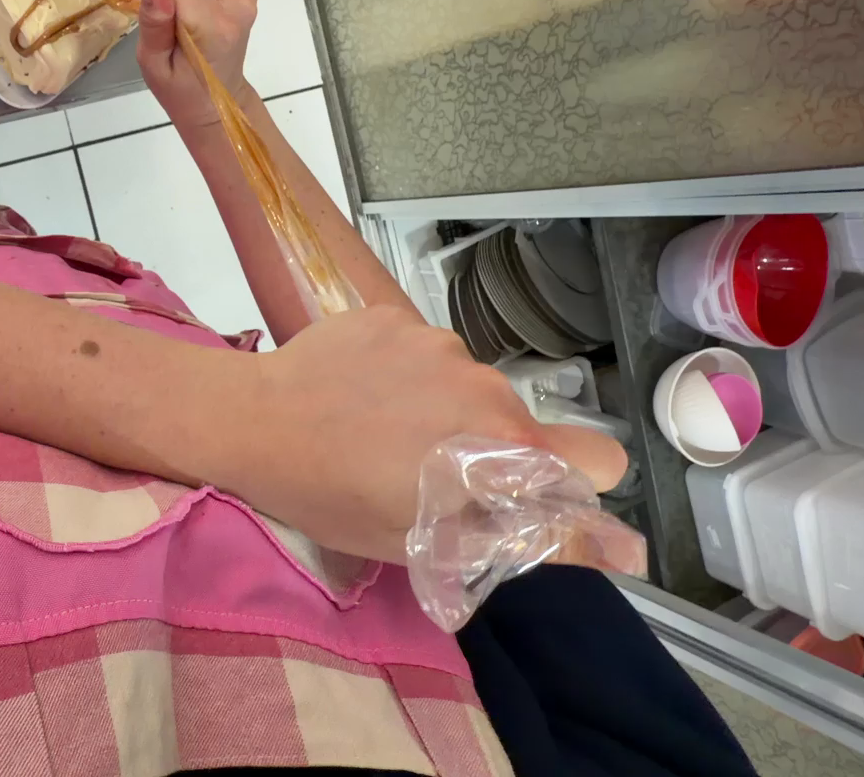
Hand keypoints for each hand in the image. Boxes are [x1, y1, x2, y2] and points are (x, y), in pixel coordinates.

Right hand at [136, 0, 259, 127]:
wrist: (216, 98)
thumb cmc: (180, 87)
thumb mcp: (153, 64)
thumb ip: (153, 22)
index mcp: (215, 28)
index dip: (161, 0)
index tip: (164, 28)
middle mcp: (238, 5)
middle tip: (175, 30)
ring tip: (187, 25)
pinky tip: (199, 16)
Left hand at [227, 305, 627, 563]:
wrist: (250, 420)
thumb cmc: (327, 493)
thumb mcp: (420, 540)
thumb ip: (516, 538)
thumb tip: (614, 549)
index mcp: (498, 443)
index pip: (598, 458)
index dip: (567, 481)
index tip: (516, 490)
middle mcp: (481, 382)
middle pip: (517, 417)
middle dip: (485, 442)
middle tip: (418, 460)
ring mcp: (433, 340)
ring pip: (463, 379)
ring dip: (438, 400)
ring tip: (376, 419)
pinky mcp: (391, 315)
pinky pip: (419, 347)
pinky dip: (399, 367)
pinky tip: (356, 385)